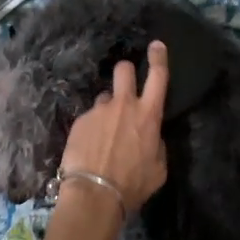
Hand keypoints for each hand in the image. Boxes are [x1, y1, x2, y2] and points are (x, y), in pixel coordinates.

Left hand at [59, 41, 169, 211]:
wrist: (94, 195)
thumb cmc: (132, 184)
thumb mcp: (159, 169)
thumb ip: (157, 145)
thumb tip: (152, 136)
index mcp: (148, 114)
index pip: (158, 75)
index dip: (158, 57)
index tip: (156, 45)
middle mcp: (123, 105)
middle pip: (124, 69)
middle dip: (126, 72)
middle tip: (125, 86)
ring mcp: (99, 111)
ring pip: (104, 98)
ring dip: (107, 110)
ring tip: (103, 136)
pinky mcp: (80, 121)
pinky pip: (89, 119)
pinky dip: (92, 129)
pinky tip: (89, 149)